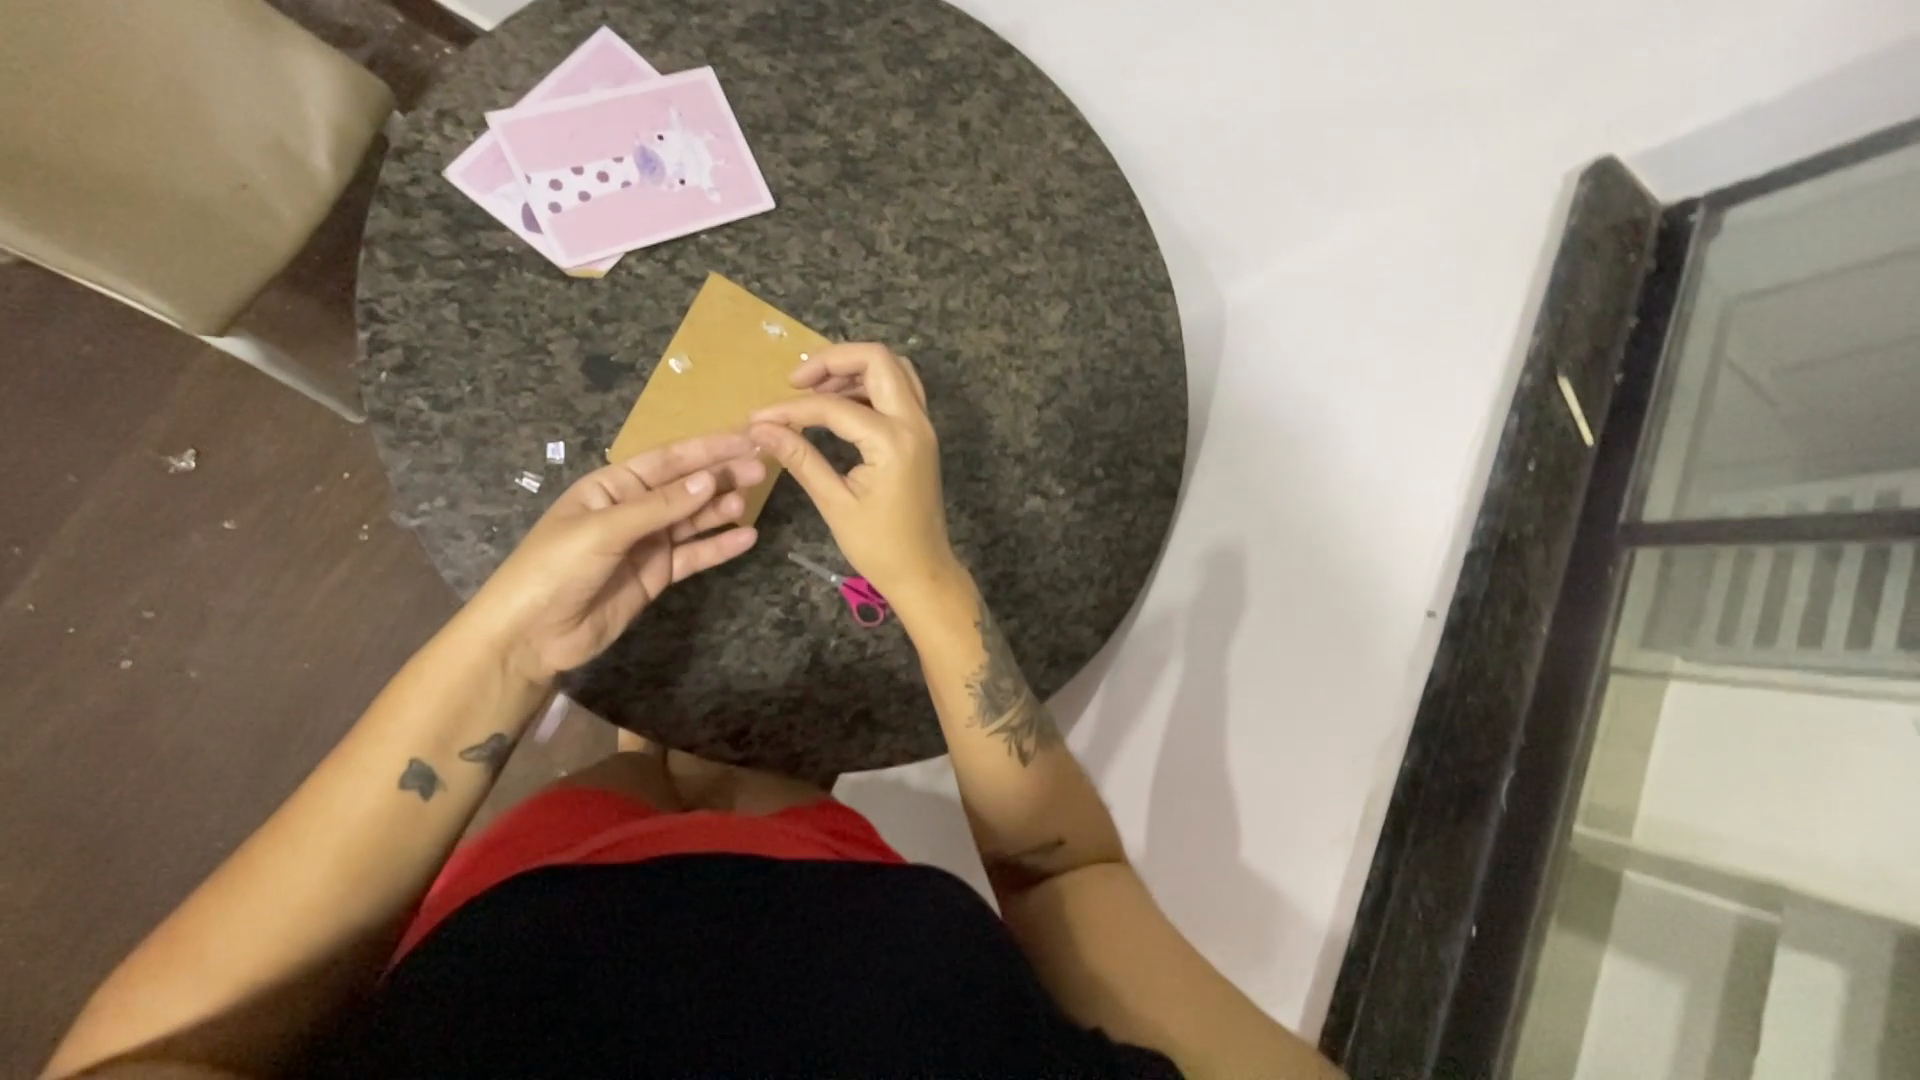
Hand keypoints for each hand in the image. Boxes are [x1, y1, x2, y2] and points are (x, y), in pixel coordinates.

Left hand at [463, 433, 764, 683]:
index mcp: (613, 486)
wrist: (532, 634)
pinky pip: (695, 556)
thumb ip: (660, 507)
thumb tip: (710, 480)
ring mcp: (647, 543)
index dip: (708, 449)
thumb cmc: (555, 569)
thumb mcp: (604, 530)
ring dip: (721, 509)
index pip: (669, 460)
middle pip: (686, 487)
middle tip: (761, 470)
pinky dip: (719, 547)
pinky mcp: (657, 574)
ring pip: (693, 520)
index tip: (747, 440)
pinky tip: (746, 538)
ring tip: (748, 502)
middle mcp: (634, 509)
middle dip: (721, 476)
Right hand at [749, 343, 963, 610]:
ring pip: (893, 370)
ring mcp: (923, 427)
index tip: (759, 418)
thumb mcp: (834, 503)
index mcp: (893, 442)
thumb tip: (761, 430)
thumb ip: (800, 459)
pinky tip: (839, 405)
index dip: (791, 409)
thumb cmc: (879, 547)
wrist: (923, 571)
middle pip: (878, 359)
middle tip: (796, 381)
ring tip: (814, 389)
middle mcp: (915, 423)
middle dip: (832, 360)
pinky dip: (869, 386)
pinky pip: (900, 391)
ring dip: (853, 369)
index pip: (834, 406)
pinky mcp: (921, 435)